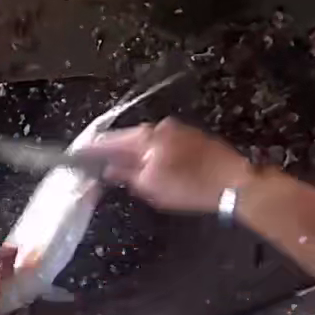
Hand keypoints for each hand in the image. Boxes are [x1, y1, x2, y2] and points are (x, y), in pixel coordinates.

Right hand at [81, 118, 254, 213]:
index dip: (91, 150)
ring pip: (145, 142)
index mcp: (145, 137)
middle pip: (126, 139)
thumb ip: (124, 175)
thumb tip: (107, 170)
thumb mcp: (150, 186)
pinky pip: (162, 145)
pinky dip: (152, 155)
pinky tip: (152, 169)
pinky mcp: (192, 139)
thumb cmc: (191, 186)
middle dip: (113, 153)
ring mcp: (178, 131)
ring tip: (126, 173)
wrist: (237, 184)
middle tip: (100, 168)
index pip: (107, 141)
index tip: (77, 156)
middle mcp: (160, 128)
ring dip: (134, 155)